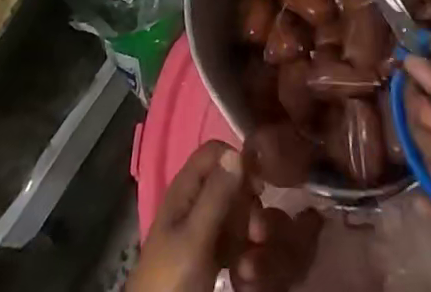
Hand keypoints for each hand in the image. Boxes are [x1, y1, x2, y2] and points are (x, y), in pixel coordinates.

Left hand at [127, 142, 249, 291]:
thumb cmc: (171, 279)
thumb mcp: (194, 237)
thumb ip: (216, 195)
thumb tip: (237, 151)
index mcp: (187, 189)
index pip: (216, 152)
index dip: (239, 163)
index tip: (259, 189)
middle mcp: (199, 203)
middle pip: (236, 186)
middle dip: (251, 211)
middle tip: (258, 238)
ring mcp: (208, 230)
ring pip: (243, 217)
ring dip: (253, 241)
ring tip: (248, 270)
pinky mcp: (217, 257)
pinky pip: (242, 244)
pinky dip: (248, 257)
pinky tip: (246, 278)